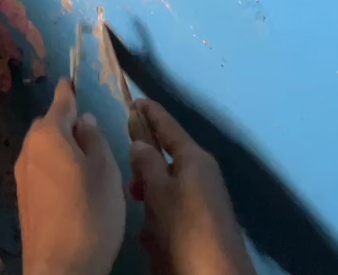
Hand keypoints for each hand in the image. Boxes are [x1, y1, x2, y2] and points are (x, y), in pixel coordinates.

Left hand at [16, 79, 125, 274]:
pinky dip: (55, 169)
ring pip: (45, 149)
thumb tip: (84, 121)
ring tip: (87, 165)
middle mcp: (29, 149)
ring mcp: (22, 175)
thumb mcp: (105, 170)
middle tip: (92, 136)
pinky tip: (72, 187)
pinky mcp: (23, 200)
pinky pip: (41, 170)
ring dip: (62, 149)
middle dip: (68, 125)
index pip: (61, 102)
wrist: (60, 270)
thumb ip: (95, 138)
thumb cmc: (89, 213)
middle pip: (50, 125)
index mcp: (48, 134)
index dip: (68, 90)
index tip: (69, 78)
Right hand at [128, 98, 255, 274]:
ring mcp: (205, 197)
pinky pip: (176, 208)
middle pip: (167, 157)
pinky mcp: (205, 221)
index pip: (168, 125)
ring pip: (168, 186)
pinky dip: (162, 216)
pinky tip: (155, 237)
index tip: (133, 100)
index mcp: (194, 158)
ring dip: (153, 198)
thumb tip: (139, 141)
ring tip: (143, 217)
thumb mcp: (160, 193)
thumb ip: (147, 163)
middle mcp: (203, 172)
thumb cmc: (187, 229)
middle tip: (131, 185)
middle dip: (146, 170)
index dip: (150, 112)